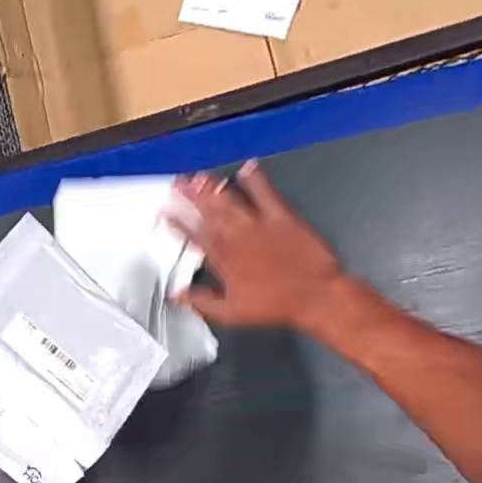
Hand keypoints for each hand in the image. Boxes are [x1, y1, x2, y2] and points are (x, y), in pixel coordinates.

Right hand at [170, 159, 346, 328]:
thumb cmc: (277, 305)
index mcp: (226, 261)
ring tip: (199, 177)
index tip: (166, 213)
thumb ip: (203, 302)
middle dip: (190, 197)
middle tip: (177, 184)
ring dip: (213, 188)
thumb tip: (180, 296)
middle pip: (209, 213)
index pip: (196, 237)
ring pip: (230, 202)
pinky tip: (247, 169)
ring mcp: (260, 226)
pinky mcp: (282, 218)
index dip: (178, 224)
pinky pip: (266, 193)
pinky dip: (255, 180)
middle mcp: (239, 239)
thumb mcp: (232, 313)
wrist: (314, 296)